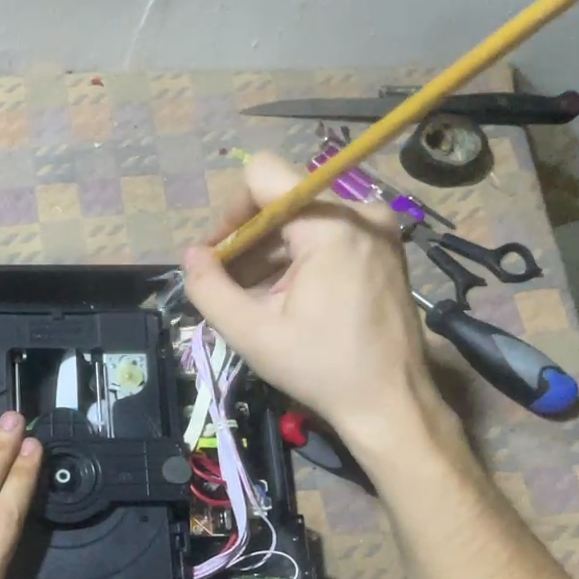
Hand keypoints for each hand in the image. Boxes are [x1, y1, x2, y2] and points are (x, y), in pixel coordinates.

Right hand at [181, 154, 439, 446]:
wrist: (388, 401)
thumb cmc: (320, 367)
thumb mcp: (251, 332)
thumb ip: (209, 288)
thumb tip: (190, 256)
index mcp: (331, 226)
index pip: (264, 177)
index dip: (229, 213)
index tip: (215, 257)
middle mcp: (361, 213)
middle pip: (283, 203)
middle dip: (246, 242)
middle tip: (224, 287)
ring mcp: (378, 230)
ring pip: (302, 223)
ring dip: (268, 256)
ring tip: (250, 301)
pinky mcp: (383, 250)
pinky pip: (326, 239)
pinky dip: (295, 263)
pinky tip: (280, 301)